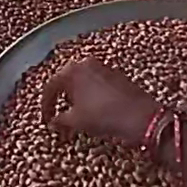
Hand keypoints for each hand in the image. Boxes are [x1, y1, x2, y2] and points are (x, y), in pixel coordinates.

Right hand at [40, 58, 158, 146]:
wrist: (141, 116)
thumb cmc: (104, 115)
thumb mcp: (76, 120)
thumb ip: (59, 119)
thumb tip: (53, 122)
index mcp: (72, 70)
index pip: (51, 86)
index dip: (46, 105)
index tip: (46, 119)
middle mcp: (87, 64)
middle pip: (66, 81)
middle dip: (61, 100)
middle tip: (59, 116)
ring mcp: (103, 68)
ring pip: (82, 82)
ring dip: (76, 98)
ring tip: (76, 115)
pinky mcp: (117, 75)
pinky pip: (96, 84)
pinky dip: (90, 96)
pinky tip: (93, 110)